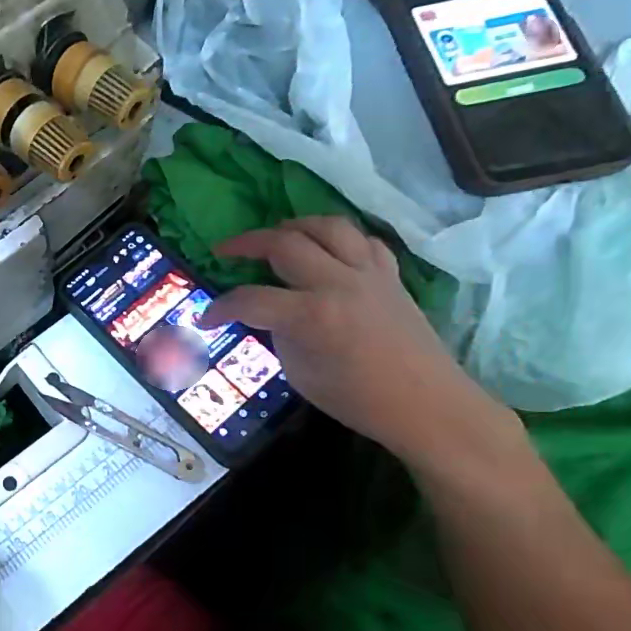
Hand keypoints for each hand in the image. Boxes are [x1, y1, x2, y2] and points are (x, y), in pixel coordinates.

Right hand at [198, 217, 519, 469]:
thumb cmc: (357, 399)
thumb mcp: (300, 372)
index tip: (205, 318)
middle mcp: (338, 283)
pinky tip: (326, 250)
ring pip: (328, 226)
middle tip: (226, 251)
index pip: (250, 300)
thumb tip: (268, 314)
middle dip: (247, 243)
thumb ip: (279, 334)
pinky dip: (338, 239)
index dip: (220, 308)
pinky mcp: (391, 275)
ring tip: (276, 235)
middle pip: (284, 243)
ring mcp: (369, 274)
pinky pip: (362, 241)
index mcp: (311, 316)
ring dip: (294, 225)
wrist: (426, 404)